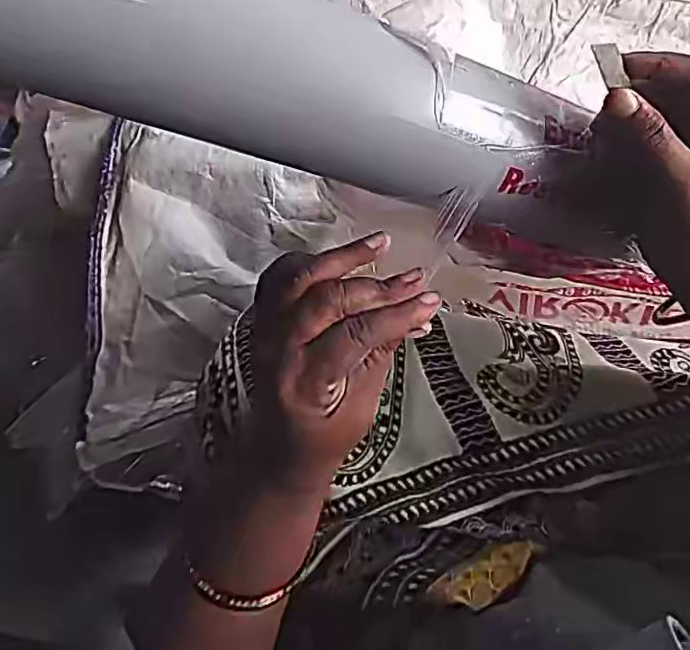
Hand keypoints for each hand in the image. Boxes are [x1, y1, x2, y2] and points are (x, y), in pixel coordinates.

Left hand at [244, 234, 440, 494]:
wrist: (277, 446)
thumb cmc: (323, 436)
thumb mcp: (362, 407)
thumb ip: (381, 353)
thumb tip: (415, 313)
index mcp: (304, 381)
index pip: (353, 335)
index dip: (394, 314)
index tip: (427, 302)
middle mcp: (278, 349)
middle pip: (326, 299)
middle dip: (376, 286)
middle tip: (413, 279)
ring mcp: (265, 327)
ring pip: (300, 276)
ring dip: (342, 257)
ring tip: (380, 244)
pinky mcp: (262, 313)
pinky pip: (283, 274)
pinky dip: (313, 260)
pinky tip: (341, 257)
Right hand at [591, 52, 689, 294]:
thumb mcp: (683, 183)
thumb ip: (651, 137)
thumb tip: (617, 95)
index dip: (662, 65)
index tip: (618, 70)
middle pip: (672, 90)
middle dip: (636, 90)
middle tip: (603, 103)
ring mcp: (685, 147)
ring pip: (651, 111)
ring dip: (623, 113)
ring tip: (603, 131)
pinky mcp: (662, 162)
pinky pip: (637, 134)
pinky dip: (618, 134)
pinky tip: (605, 146)